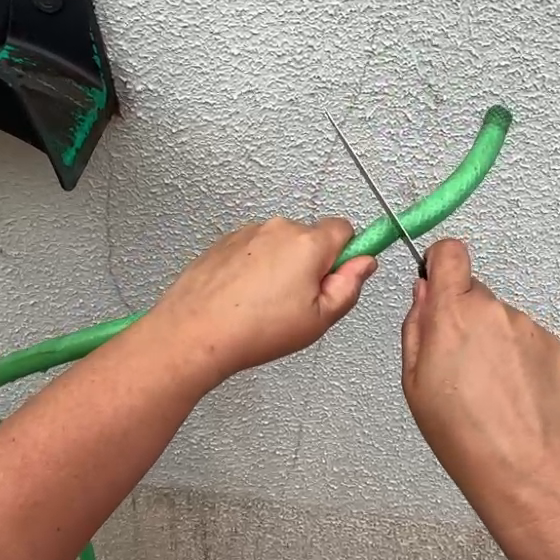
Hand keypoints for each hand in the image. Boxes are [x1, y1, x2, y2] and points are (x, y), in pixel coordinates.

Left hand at [146, 216, 377, 382]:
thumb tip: (364, 263)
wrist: (195, 331)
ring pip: (280, 244)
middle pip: (311, 238)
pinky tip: (245, 298)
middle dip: (311, 264)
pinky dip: (254, 268)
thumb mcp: (319, 319)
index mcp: (308, 243)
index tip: (340, 274)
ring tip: (266, 305)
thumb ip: (349, 286)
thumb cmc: (254, 329)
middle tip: (300, 301)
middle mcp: (279, 228)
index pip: (345, 229)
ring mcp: (249, 232)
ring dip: (280, 266)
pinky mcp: (225, 241)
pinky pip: (253, 250)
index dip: (346, 254)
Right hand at [401, 239, 559, 521]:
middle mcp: (492, 310)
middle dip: (460, 314)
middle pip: (471, 290)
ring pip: (496, 316)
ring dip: (489, 338)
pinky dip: (513, 356)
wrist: (531, 474)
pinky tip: (510, 393)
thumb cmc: (467, 438)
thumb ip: (416, 327)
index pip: (450, 252)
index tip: (436, 283)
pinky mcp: (551, 344)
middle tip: (455, 361)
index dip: (440, 263)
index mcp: (453, 314)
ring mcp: (526, 326)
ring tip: (486, 388)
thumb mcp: (413, 383)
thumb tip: (424, 295)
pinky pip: (522, 336)